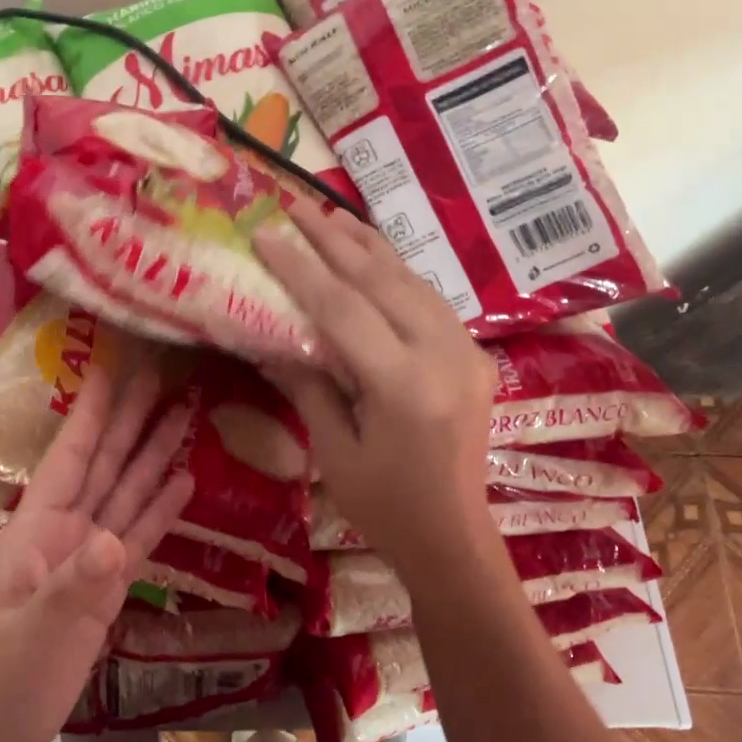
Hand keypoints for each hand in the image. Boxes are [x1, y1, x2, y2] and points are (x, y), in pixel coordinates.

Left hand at [0, 365, 193, 741]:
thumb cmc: (2, 678)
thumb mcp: (34, 634)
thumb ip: (73, 588)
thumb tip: (115, 542)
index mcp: (34, 530)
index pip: (68, 460)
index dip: (91, 415)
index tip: (110, 370)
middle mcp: (62, 533)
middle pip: (102, 467)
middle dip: (131, 423)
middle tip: (164, 378)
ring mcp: (86, 559)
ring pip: (124, 497)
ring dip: (152, 459)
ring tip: (184, 417)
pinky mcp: (106, 588)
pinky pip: (138, 539)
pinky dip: (159, 512)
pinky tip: (182, 483)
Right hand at [254, 197, 496, 562]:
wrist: (453, 537)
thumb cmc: (382, 505)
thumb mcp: (332, 450)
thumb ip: (308, 384)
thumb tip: (267, 336)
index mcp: (404, 386)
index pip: (344, 310)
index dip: (301, 270)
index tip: (267, 234)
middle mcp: (444, 356)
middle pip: (383, 281)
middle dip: (334, 240)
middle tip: (295, 205)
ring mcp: (467, 352)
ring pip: (413, 281)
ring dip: (368, 246)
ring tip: (329, 214)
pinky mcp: (474, 356)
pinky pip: (429, 301)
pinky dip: (395, 272)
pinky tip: (370, 257)